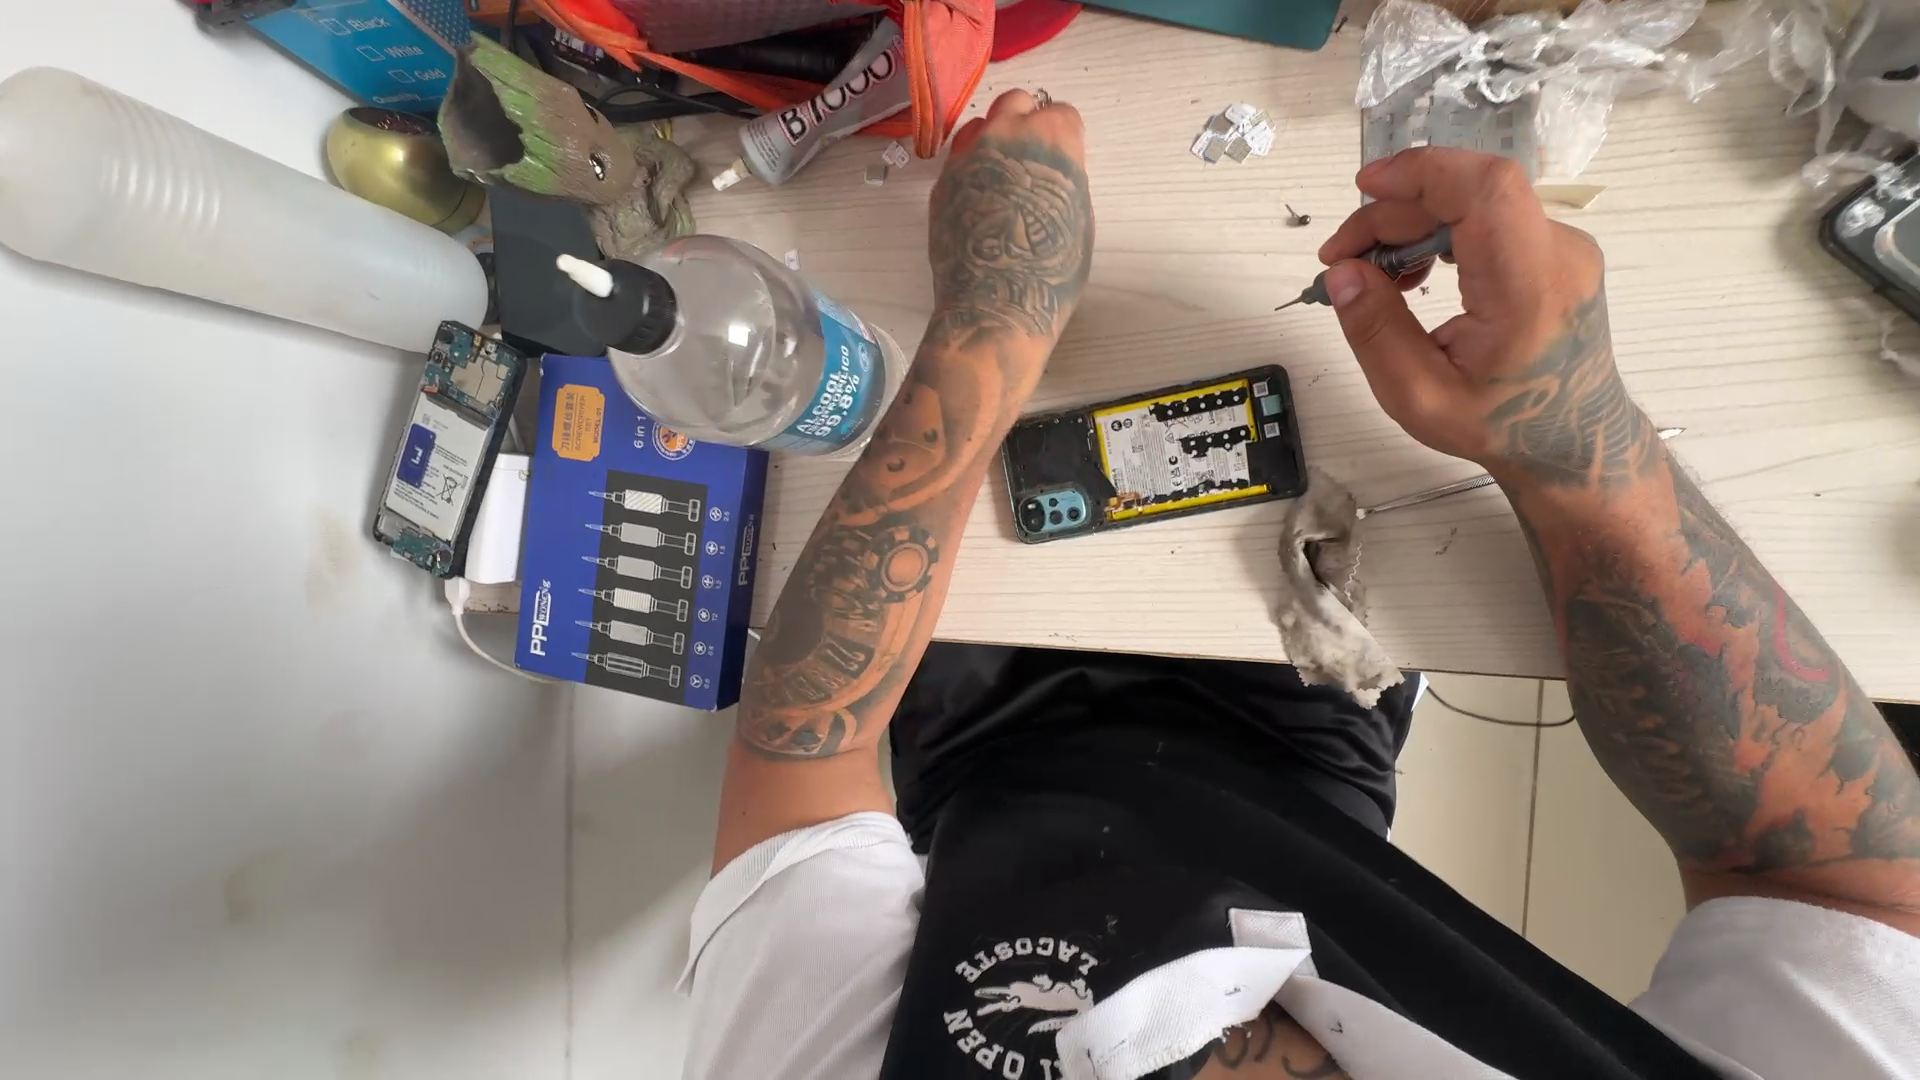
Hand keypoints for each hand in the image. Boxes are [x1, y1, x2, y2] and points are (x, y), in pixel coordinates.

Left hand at [927, 89, 1093, 343]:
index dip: (1066, 139)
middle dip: (1026, 123)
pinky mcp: (941, 184)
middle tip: (1031, 158)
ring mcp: (967, 155)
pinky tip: (978, 202)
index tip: (1064, 161)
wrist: (995, 305)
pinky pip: (958, 161)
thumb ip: (1068, 182)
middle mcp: (1005, 133)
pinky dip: (970, 171)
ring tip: (1001, 179)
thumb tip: (1056, 174)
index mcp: (1052, 138)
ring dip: (993, 142)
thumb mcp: (1079, 222)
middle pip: (1016, 104)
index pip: (1063, 114)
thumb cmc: (1050, 272)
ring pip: (980, 127)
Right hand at [1319, 147, 1656, 488]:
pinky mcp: (1549, 253)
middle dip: (1392, 213)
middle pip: (1468, 194)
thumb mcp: (1415, 394)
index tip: (1364, 187)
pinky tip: (1407, 273)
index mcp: (1527, 286)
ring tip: (1368, 271)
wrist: (1567, 437)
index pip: (1486, 190)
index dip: (1423, 173)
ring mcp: (1559, 247)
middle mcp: (1555, 251)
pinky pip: (1485, 223)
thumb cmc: (1494, 423)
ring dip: (1409, 225)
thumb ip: (1375, 331)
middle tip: (1338, 259)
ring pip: (1473, 205)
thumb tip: (1341, 272)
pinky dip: (1434, 236)